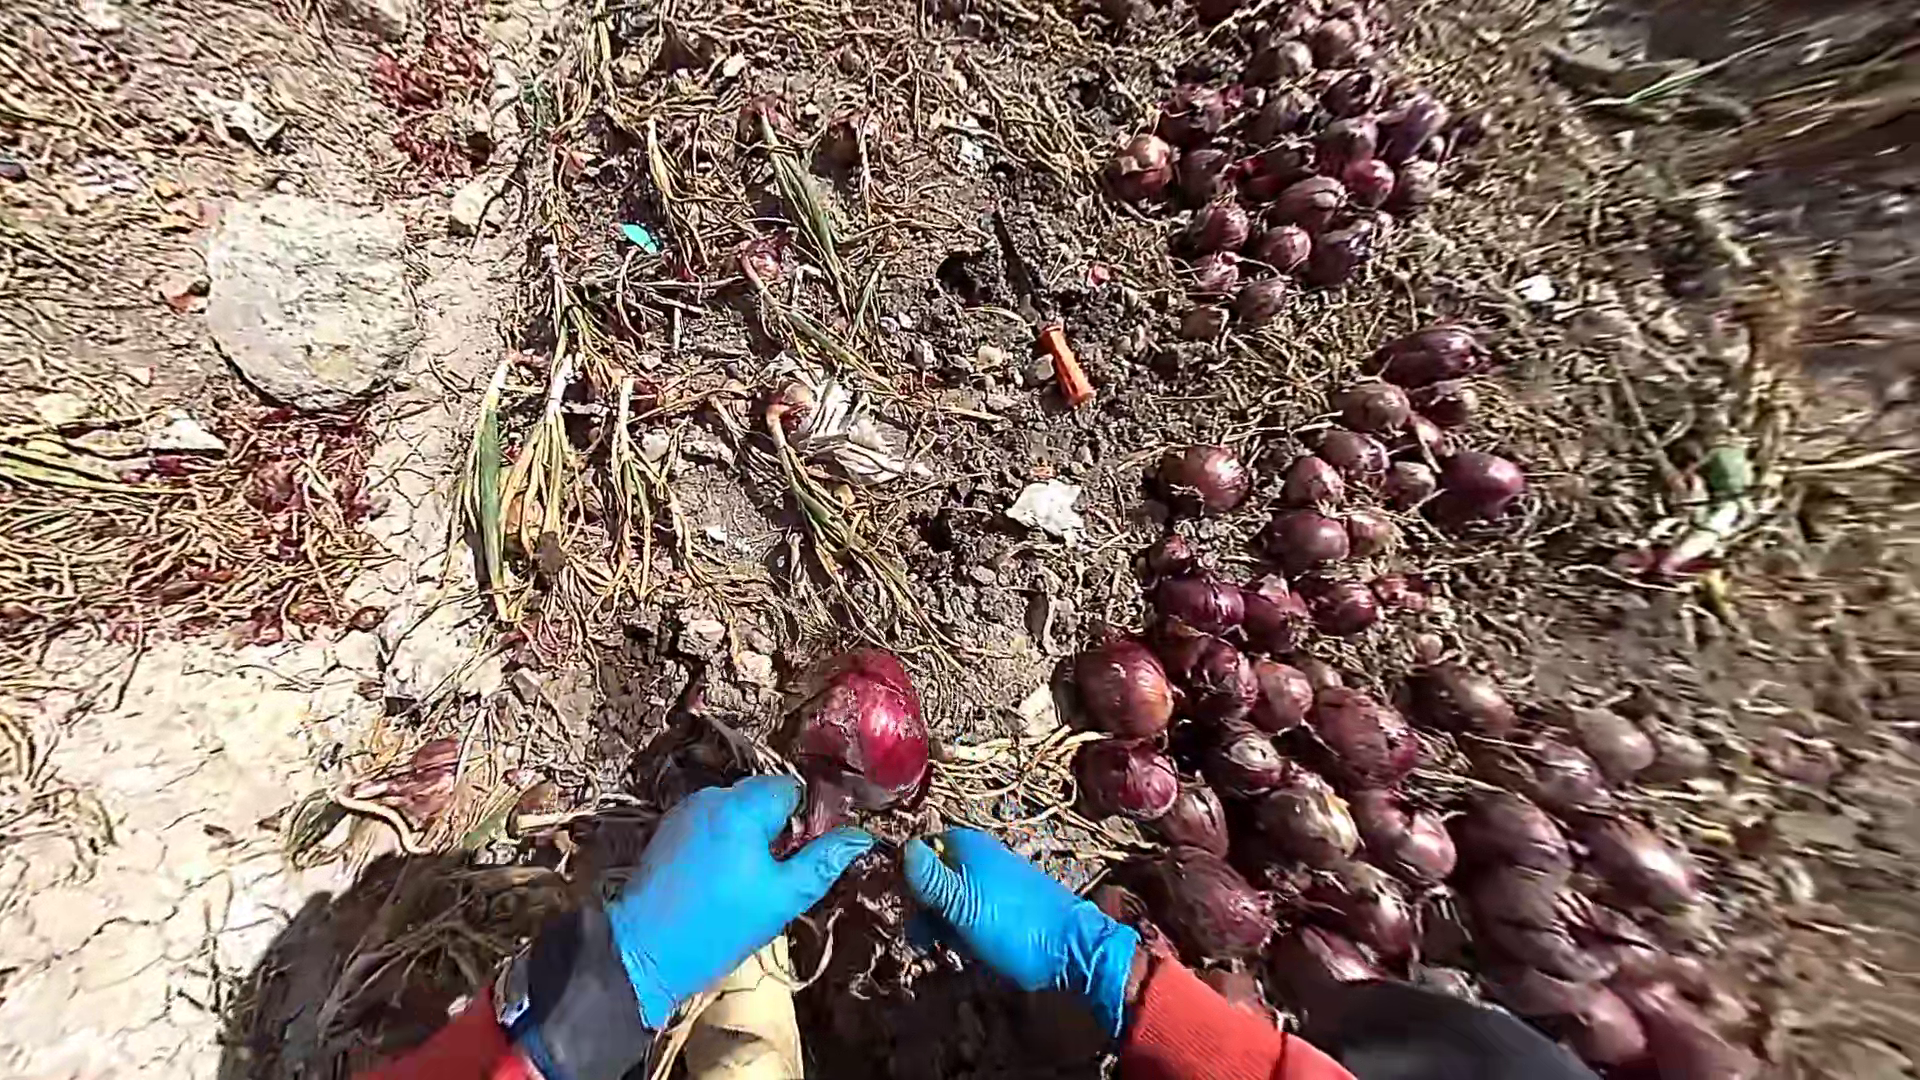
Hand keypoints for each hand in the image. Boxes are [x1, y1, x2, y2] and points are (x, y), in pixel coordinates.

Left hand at [609, 775, 874, 1025]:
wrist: (641, 956)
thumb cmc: (719, 926)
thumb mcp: (782, 898)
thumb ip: (824, 862)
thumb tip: (861, 837)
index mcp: (745, 805)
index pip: (792, 791)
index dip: (802, 822)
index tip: (797, 855)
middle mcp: (716, 795)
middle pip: (765, 796)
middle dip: (777, 826)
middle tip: (773, 871)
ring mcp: (689, 808)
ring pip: (739, 807)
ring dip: (750, 830)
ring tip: (744, 875)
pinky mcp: (671, 825)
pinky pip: (714, 818)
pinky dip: (724, 835)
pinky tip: (719, 872)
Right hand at [904, 827, 1138, 1036]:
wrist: (1070, 947)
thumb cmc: (1011, 924)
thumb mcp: (962, 905)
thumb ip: (930, 878)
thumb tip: (902, 847)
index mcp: (964, 844)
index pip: (919, 849)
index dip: (908, 877)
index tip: (906, 907)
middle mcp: (978, 851)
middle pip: (933, 872)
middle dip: (925, 905)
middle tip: (927, 937)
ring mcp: (993, 873)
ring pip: (951, 893)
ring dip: (943, 919)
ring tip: (951, 946)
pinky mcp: (1005, 895)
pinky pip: (971, 904)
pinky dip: (964, 923)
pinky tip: (970, 945)